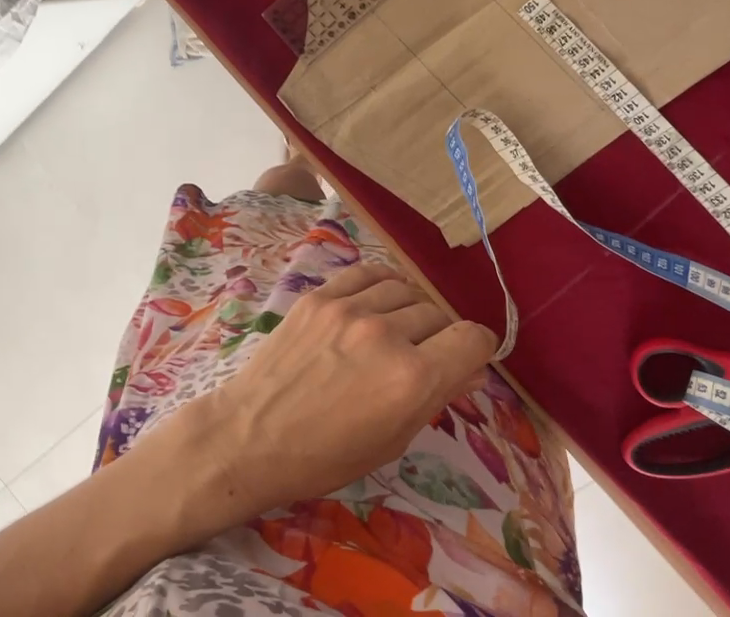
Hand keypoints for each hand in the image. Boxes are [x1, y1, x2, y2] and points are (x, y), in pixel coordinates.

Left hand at [170, 263, 497, 520]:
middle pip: (438, 314)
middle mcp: (386, 334)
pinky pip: (366, 273)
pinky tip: (378, 299)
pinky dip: (381, 284)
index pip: (472, 339)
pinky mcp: (319, 296)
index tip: (465, 360)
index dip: (476, 350)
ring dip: (411, 308)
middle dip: (440, 335)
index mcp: (413, 378)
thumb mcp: (393, 440)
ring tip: (397, 330)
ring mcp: (348, 309)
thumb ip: (436, 398)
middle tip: (424, 355)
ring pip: (404, 289)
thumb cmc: (325, 456)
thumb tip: (471, 371)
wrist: (252, 435)